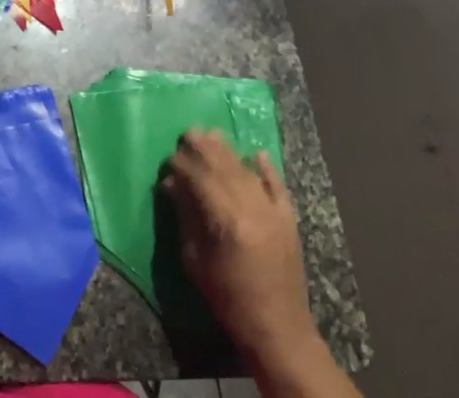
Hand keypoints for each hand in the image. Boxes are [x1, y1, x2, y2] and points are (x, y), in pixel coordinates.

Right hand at [163, 130, 315, 361]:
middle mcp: (253, 210)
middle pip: (226, 169)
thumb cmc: (227, 297)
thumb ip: (186, 217)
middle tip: (189, 131)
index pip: (201, 180)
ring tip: (213, 134)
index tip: (169, 157)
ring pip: (249, 173)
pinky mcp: (289, 221)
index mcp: (227, 221)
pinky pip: (278, 187)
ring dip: (230, 152)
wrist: (277, 326)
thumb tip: (172, 185)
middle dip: (205, 149)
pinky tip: (257, 153)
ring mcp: (275, 214)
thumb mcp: (195, 259)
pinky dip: (267, 169)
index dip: (183, 165)